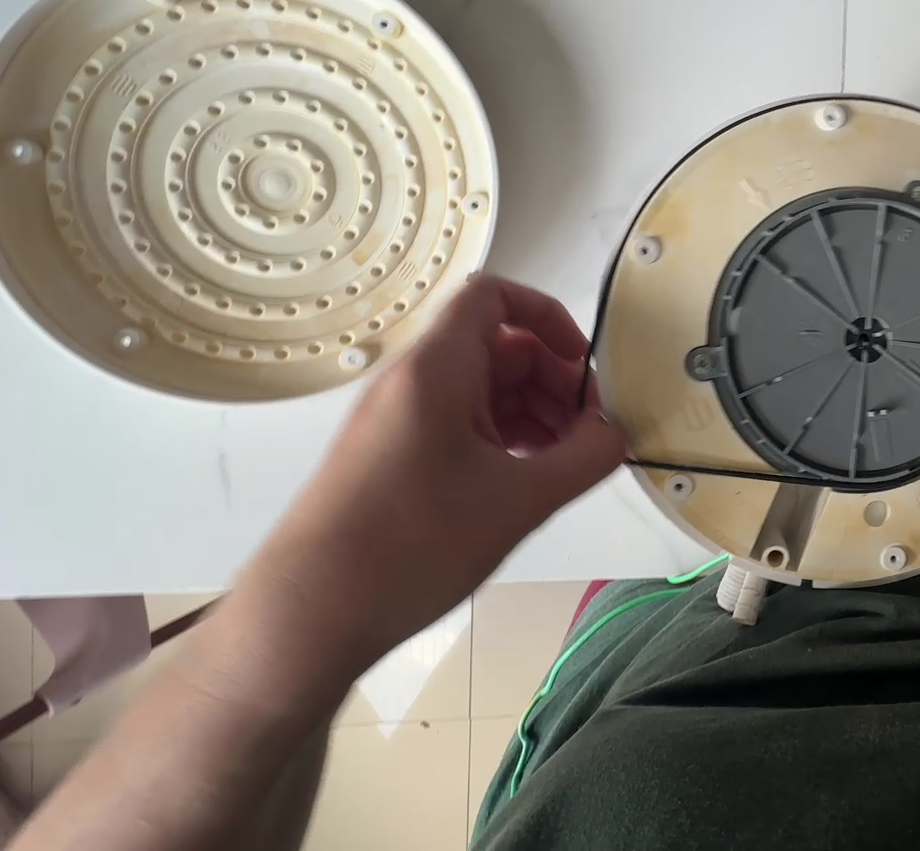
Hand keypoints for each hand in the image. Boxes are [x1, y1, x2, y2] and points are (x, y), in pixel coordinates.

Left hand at [243, 275, 624, 668]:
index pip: (493, 295)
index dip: (549, 315)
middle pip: (501, 346)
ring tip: (566, 461)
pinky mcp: (397, 455)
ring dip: (538, 412)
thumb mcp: (521, 500)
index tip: (584, 364)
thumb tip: (617, 434)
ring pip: (487, 388)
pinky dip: (508, 437)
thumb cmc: (413, 545)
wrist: (302, 623)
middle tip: (590, 430)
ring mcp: (402, 420)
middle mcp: (414, 382)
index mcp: (436, 370)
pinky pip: (465, 422)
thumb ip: (587, 457)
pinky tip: (531, 478)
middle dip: (556, 379)